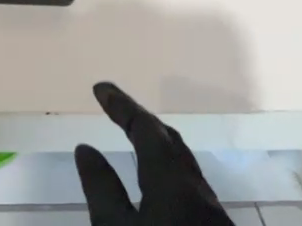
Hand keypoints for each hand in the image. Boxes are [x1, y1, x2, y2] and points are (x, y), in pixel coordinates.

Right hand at [74, 82, 233, 225]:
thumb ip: (101, 188)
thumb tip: (87, 150)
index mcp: (172, 184)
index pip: (146, 130)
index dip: (122, 106)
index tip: (99, 89)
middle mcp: (198, 194)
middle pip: (173, 145)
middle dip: (142, 122)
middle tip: (115, 109)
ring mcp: (213, 219)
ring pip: (185, 168)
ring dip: (158, 147)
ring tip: (133, 140)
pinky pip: (190, 189)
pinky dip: (166, 171)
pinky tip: (156, 188)